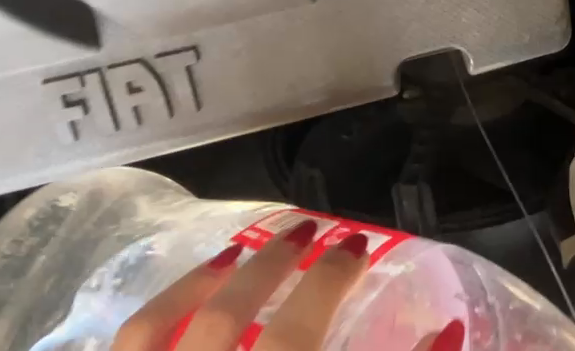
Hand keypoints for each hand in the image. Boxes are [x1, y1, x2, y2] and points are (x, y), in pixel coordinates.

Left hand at [113, 218, 462, 350]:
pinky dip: (159, 306)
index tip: (364, 245)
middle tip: (322, 234)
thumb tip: (445, 333)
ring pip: (167, 324)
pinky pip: (129, 341)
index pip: (298, 337)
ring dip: (220, 274)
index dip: (335, 285)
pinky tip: (185, 286)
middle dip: (285, 268)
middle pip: (234, 323)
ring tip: (257, 242)